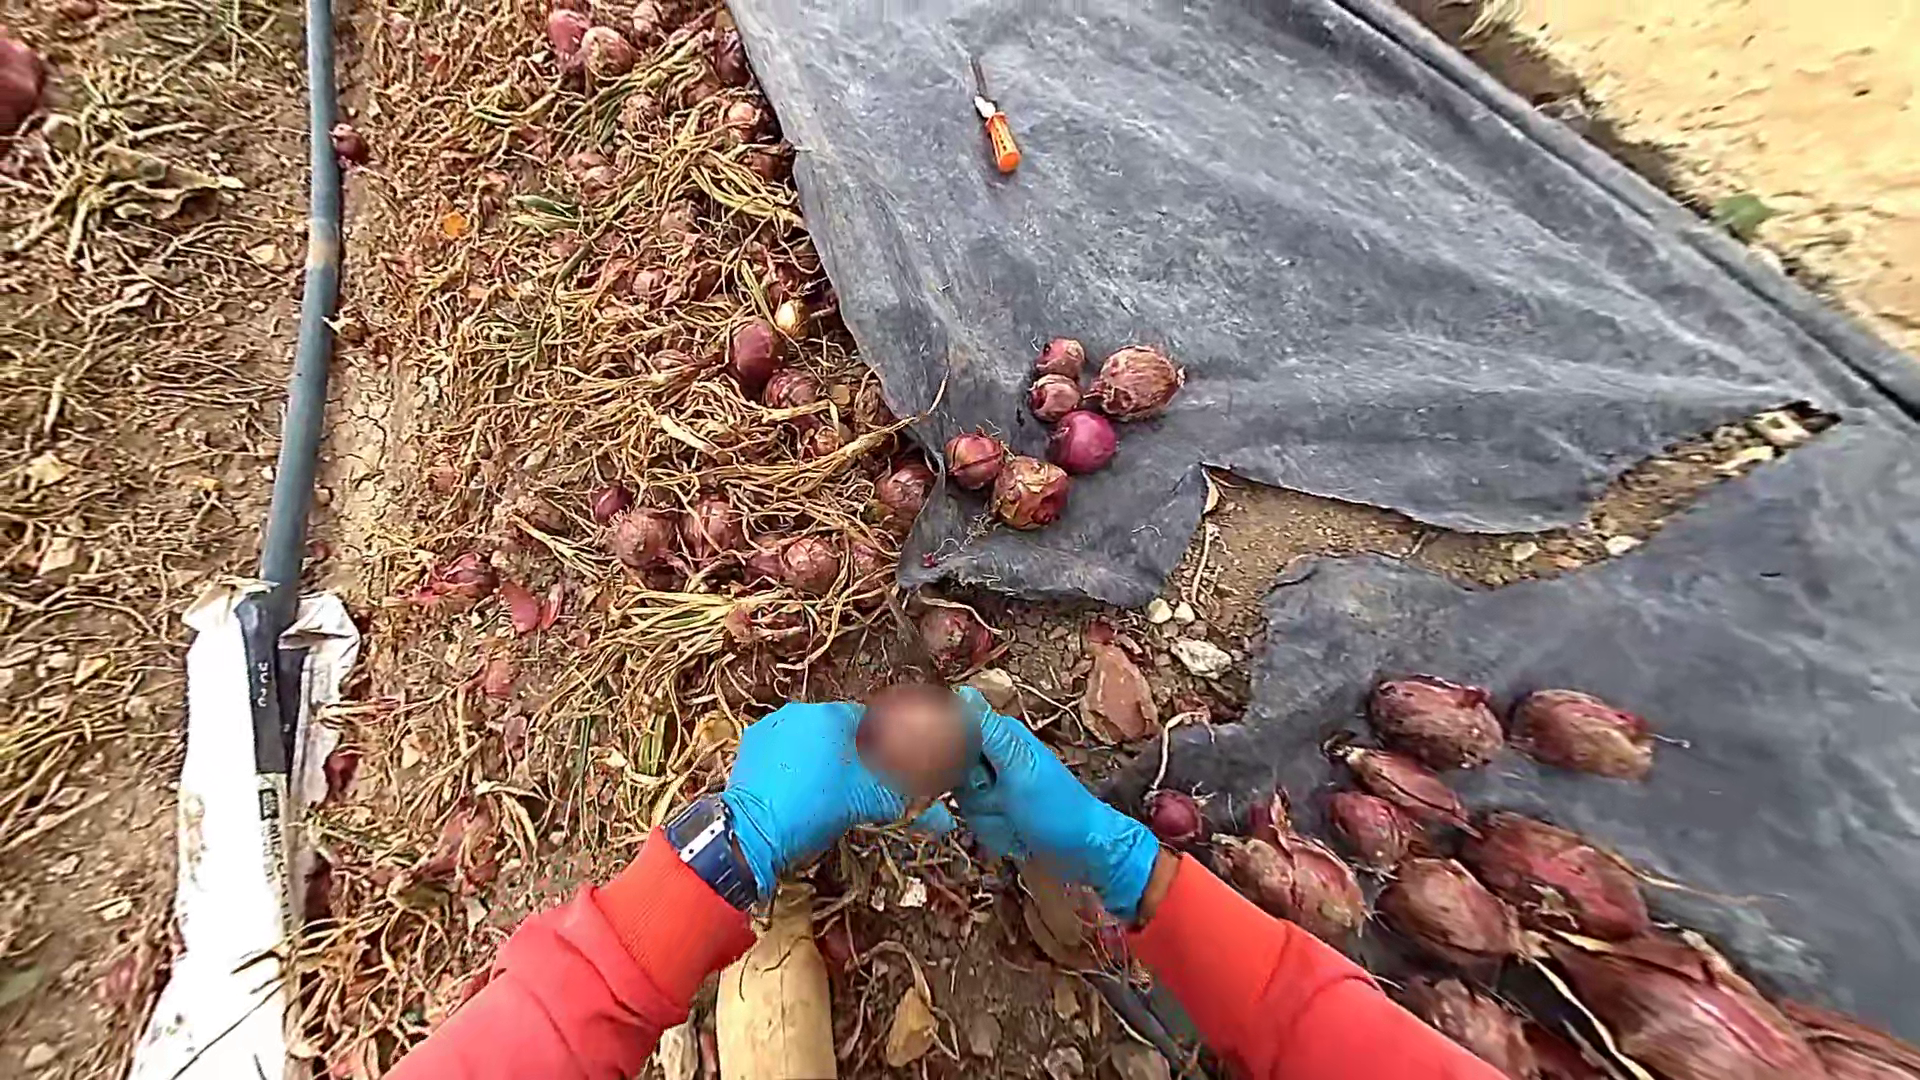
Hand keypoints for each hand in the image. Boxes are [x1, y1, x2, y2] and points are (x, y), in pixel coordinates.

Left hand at [721, 701, 954, 896]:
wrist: (749, 832)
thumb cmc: (815, 808)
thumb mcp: (866, 805)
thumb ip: (908, 805)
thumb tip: (948, 821)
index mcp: (834, 715)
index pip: (872, 720)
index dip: (884, 744)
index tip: (888, 768)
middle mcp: (803, 710)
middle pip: (841, 727)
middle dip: (855, 750)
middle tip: (862, 782)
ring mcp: (774, 724)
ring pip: (812, 735)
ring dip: (825, 754)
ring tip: (829, 788)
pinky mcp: (752, 742)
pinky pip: (785, 746)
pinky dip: (796, 760)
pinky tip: (799, 786)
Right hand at [951, 688, 1160, 918]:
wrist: (1084, 854)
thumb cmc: (1055, 807)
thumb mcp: (1019, 768)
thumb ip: (989, 732)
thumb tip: (963, 689)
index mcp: (1001, 734)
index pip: (953, 732)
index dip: (954, 756)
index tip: (976, 774)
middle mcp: (992, 755)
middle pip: (951, 771)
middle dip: (974, 794)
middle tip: (1003, 800)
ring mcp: (992, 785)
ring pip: (959, 799)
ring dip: (985, 816)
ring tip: (1013, 820)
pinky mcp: (993, 811)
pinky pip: (971, 820)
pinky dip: (990, 831)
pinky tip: (1012, 834)